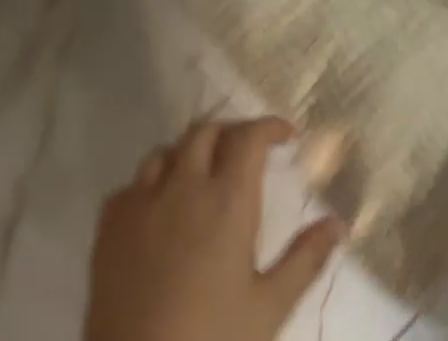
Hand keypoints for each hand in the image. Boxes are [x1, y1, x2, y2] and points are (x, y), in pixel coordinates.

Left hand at [85, 117, 346, 340]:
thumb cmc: (212, 338)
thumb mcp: (269, 307)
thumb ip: (305, 259)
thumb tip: (339, 223)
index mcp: (227, 201)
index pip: (248, 137)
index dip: (268, 126)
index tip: (285, 135)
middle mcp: (181, 186)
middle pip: (205, 132)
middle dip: (231, 133)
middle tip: (249, 154)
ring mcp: (140, 200)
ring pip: (166, 150)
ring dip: (190, 153)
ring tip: (205, 177)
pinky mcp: (109, 222)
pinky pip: (133, 182)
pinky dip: (155, 182)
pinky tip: (162, 209)